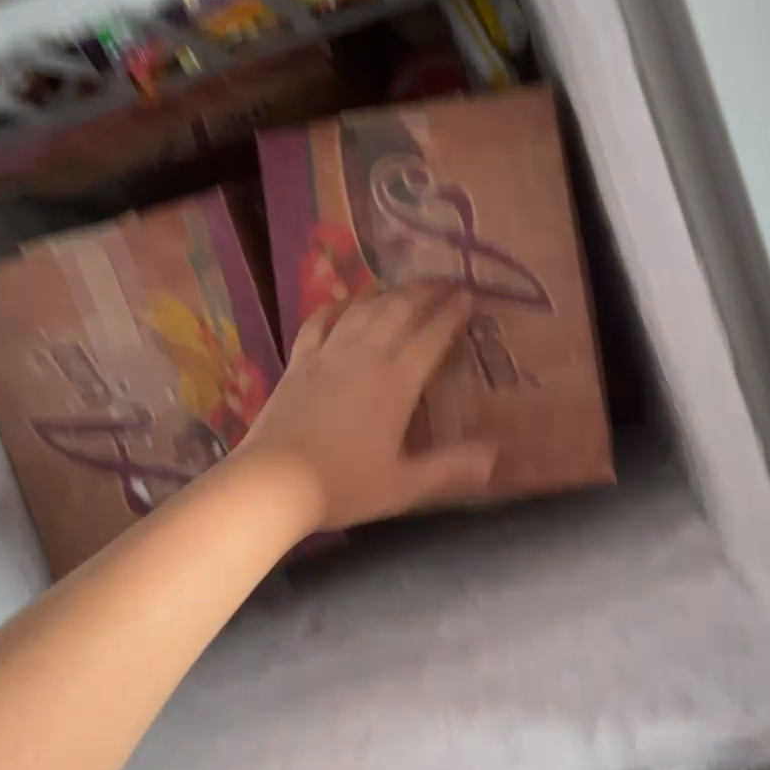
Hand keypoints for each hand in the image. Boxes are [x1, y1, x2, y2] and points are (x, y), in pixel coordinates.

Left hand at [231, 282, 497, 531]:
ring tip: (407, 290)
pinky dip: (339, 305)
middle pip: (400, 308)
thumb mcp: (404, 485)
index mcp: (397, 380)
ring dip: (390, 292)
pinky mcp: (300, 359)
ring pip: (365, 308)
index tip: (470, 296)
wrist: (273, 483)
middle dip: (426, 291)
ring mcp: (329, 352)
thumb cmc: (343, 484)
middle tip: (446, 284)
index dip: (453, 312)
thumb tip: (496, 456)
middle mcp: (366, 354)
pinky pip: (322, 319)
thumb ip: (451, 467)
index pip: (432, 334)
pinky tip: (348, 303)